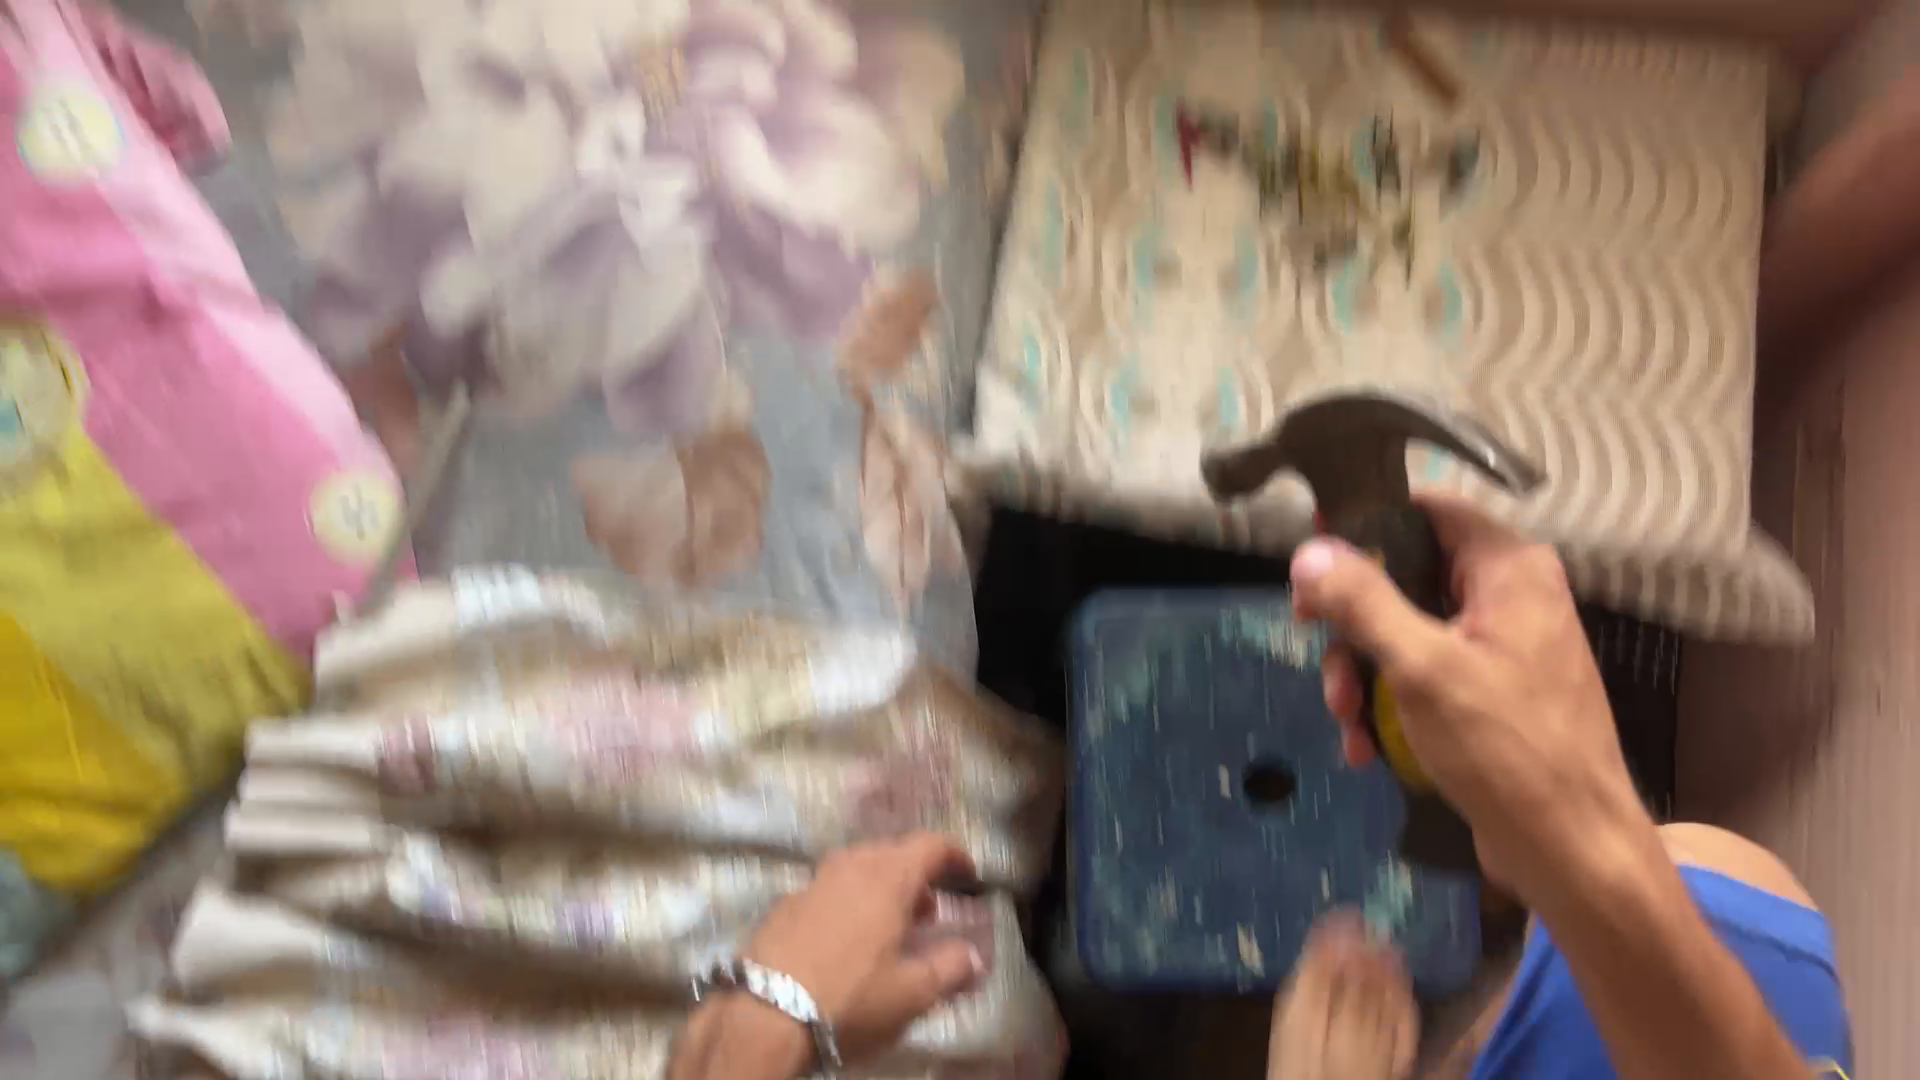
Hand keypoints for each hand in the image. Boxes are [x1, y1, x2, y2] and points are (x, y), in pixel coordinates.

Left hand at [744, 833, 987, 1061]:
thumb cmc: (849, 997)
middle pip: (894, 853)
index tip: (968, 874)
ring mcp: (815, 880)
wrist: (763, 1014)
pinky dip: (849, 902)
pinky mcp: (787, 902)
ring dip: (882, 888)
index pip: (931, 845)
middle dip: (918, 876)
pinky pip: (830, 889)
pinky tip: (846, 940)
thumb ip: (950, 969)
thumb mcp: (910, 993)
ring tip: (890, 926)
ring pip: (860, 868)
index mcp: (889, 876)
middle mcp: (853, 864)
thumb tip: (975, 956)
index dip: (954, 855)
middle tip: (930, 911)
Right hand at [1290, 494, 1645, 896]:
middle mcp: (1504, 594)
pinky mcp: (1482, 686)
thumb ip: (1363, 600)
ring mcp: (1494, 643)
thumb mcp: (1421, 666)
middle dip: (1349, 616)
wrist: (1571, 852)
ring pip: (1399, 626)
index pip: (1426, 508)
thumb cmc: (1505, 747)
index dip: (1365, 518)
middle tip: (1307, 632)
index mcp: (1507, 570)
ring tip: (1344, 718)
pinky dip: (1383, 699)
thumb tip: (1308, 550)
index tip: (1313, 549)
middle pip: (1401, 571)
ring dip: (1357, 669)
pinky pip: (1414, 668)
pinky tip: (1363, 743)